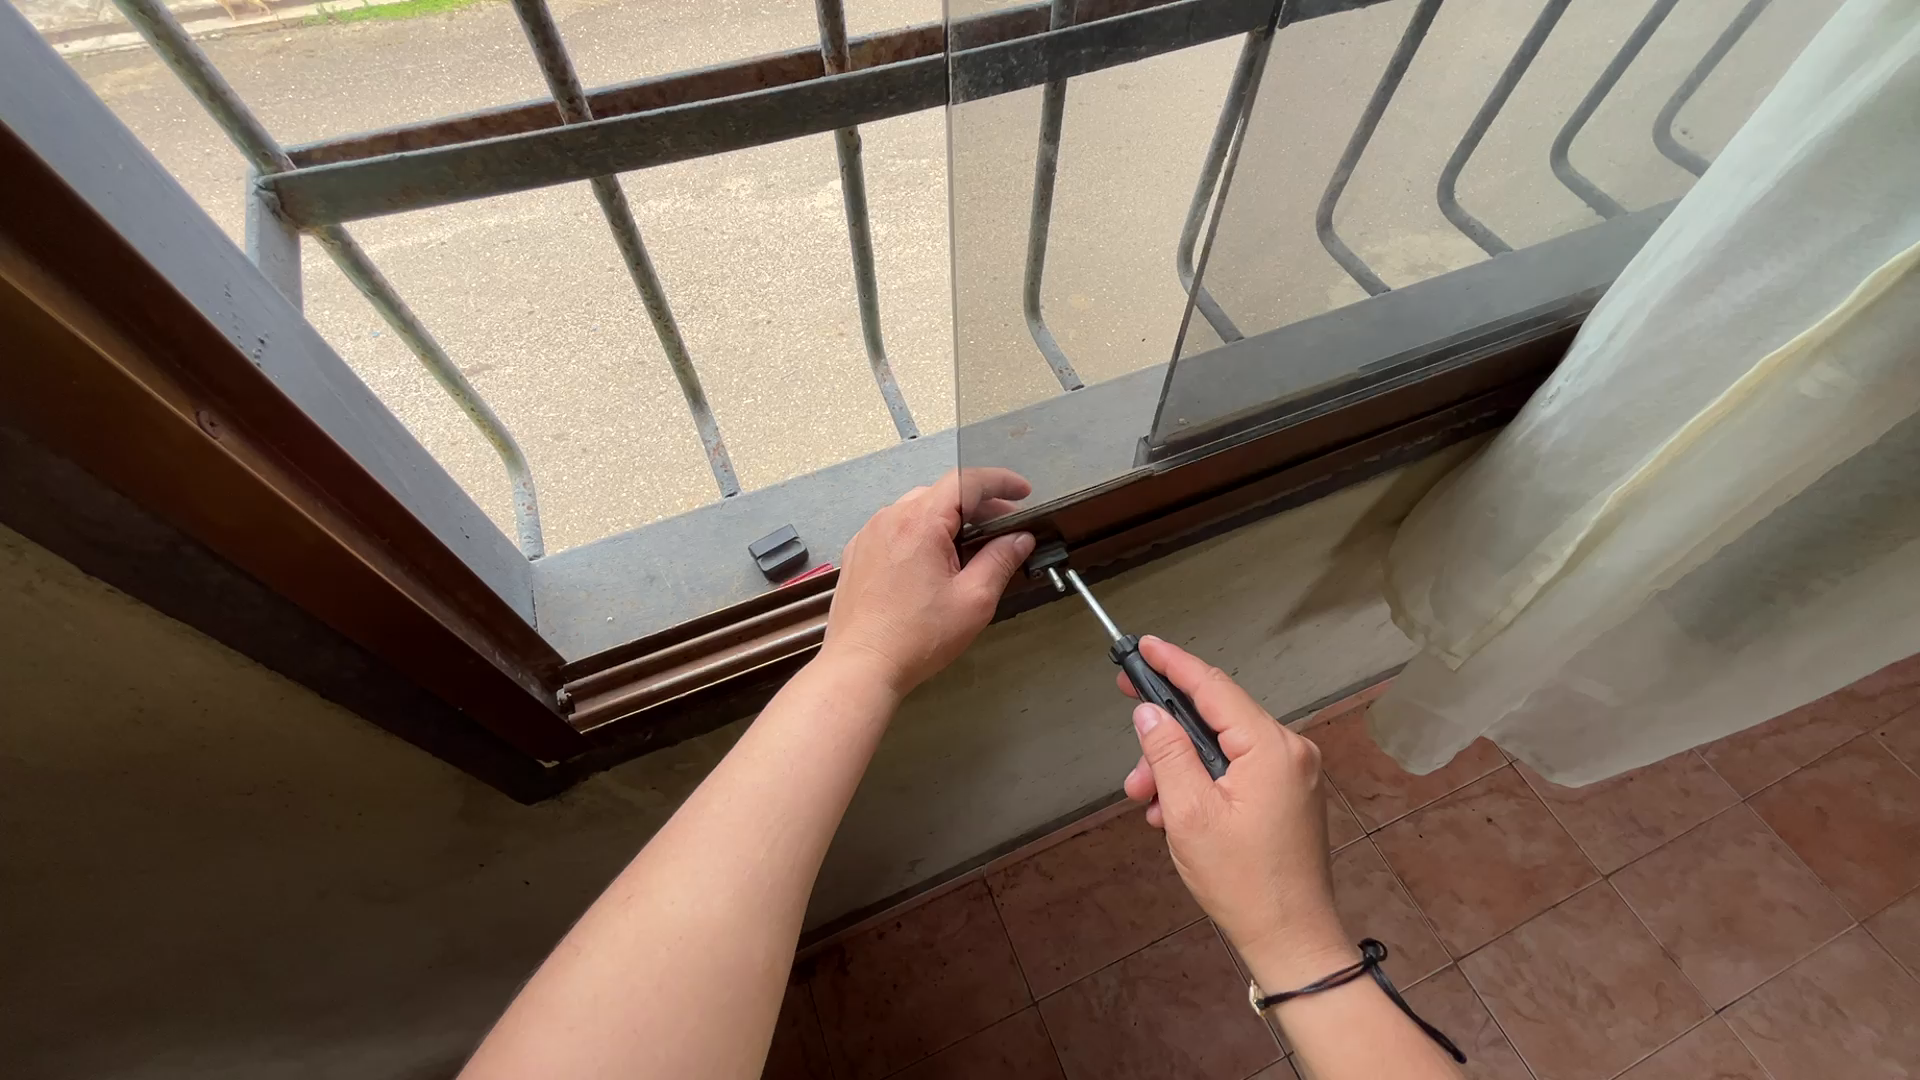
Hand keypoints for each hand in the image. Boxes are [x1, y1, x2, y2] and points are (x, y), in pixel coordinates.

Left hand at [821, 468, 1035, 696]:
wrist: (861, 666)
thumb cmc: (913, 638)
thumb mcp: (973, 600)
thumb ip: (1000, 561)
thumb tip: (1019, 539)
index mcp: (920, 523)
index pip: (966, 481)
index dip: (1000, 482)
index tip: (1020, 491)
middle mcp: (890, 519)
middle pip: (942, 494)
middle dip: (978, 505)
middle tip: (1003, 527)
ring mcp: (869, 535)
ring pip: (918, 510)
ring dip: (948, 521)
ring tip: (970, 549)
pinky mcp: (858, 553)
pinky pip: (896, 529)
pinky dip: (921, 535)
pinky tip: (934, 563)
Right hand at [1119, 637, 1354, 983]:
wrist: (1291, 941)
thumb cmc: (1243, 882)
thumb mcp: (1188, 813)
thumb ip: (1166, 752)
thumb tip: (1148, 711)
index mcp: (1271, 748)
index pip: (1212, 686)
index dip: (1172, 662)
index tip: (1143, 646)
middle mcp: (1288, 749)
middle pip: (1213, 716)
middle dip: (1165, 733)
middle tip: (1131, 735)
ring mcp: (1290, 770)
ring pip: (1218, 744)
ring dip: (1176, 765)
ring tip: (1147, 800)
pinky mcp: (1285, 790)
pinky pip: (1232, 765)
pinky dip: (1198, 779)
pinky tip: (1172, 810)